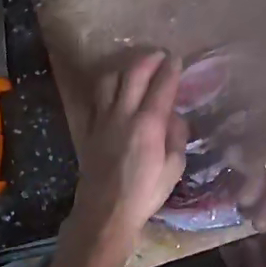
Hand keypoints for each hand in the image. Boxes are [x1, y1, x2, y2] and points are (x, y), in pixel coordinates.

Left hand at [70, 50, 188, 244]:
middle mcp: (123, 114)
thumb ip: (176, 137)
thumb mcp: (174, 168)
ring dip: (124, 69)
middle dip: (148, 60)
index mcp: (148, 124)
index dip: (171, 69)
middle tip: (159, 55)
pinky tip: (112, 89)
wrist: (106, 211)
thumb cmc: (145, 193)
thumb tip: (173, 116)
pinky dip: (105, 87)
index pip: (161, 86)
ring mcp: (102, 119)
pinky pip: (95, 99)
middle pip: (133, 75)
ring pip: (109, 81)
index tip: (177, 59)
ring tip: (134, 69)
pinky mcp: (88, 128)